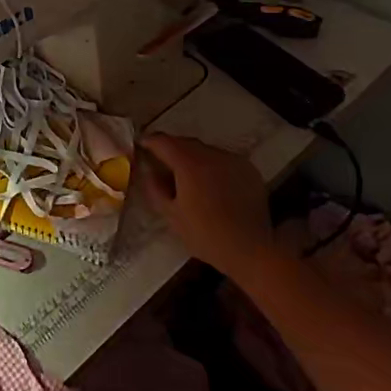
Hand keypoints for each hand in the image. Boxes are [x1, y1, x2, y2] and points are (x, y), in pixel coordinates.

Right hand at [138, 134, 279, 279]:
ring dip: (193, 157)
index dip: (148, 142)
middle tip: (160, 163)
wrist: (251, 249)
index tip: (140, 146)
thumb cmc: (206, 235)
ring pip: (205, 150)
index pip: (163, 141)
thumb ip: (155, 189)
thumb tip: (148, 171)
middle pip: (185, 142)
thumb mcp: (172, 216)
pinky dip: (212, 166)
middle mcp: (211, 154)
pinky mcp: (248, 168)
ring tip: (187, 176)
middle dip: (170, 149)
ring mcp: (232, 159)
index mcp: (189, 163)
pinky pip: (223, 160)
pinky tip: (212, 185)